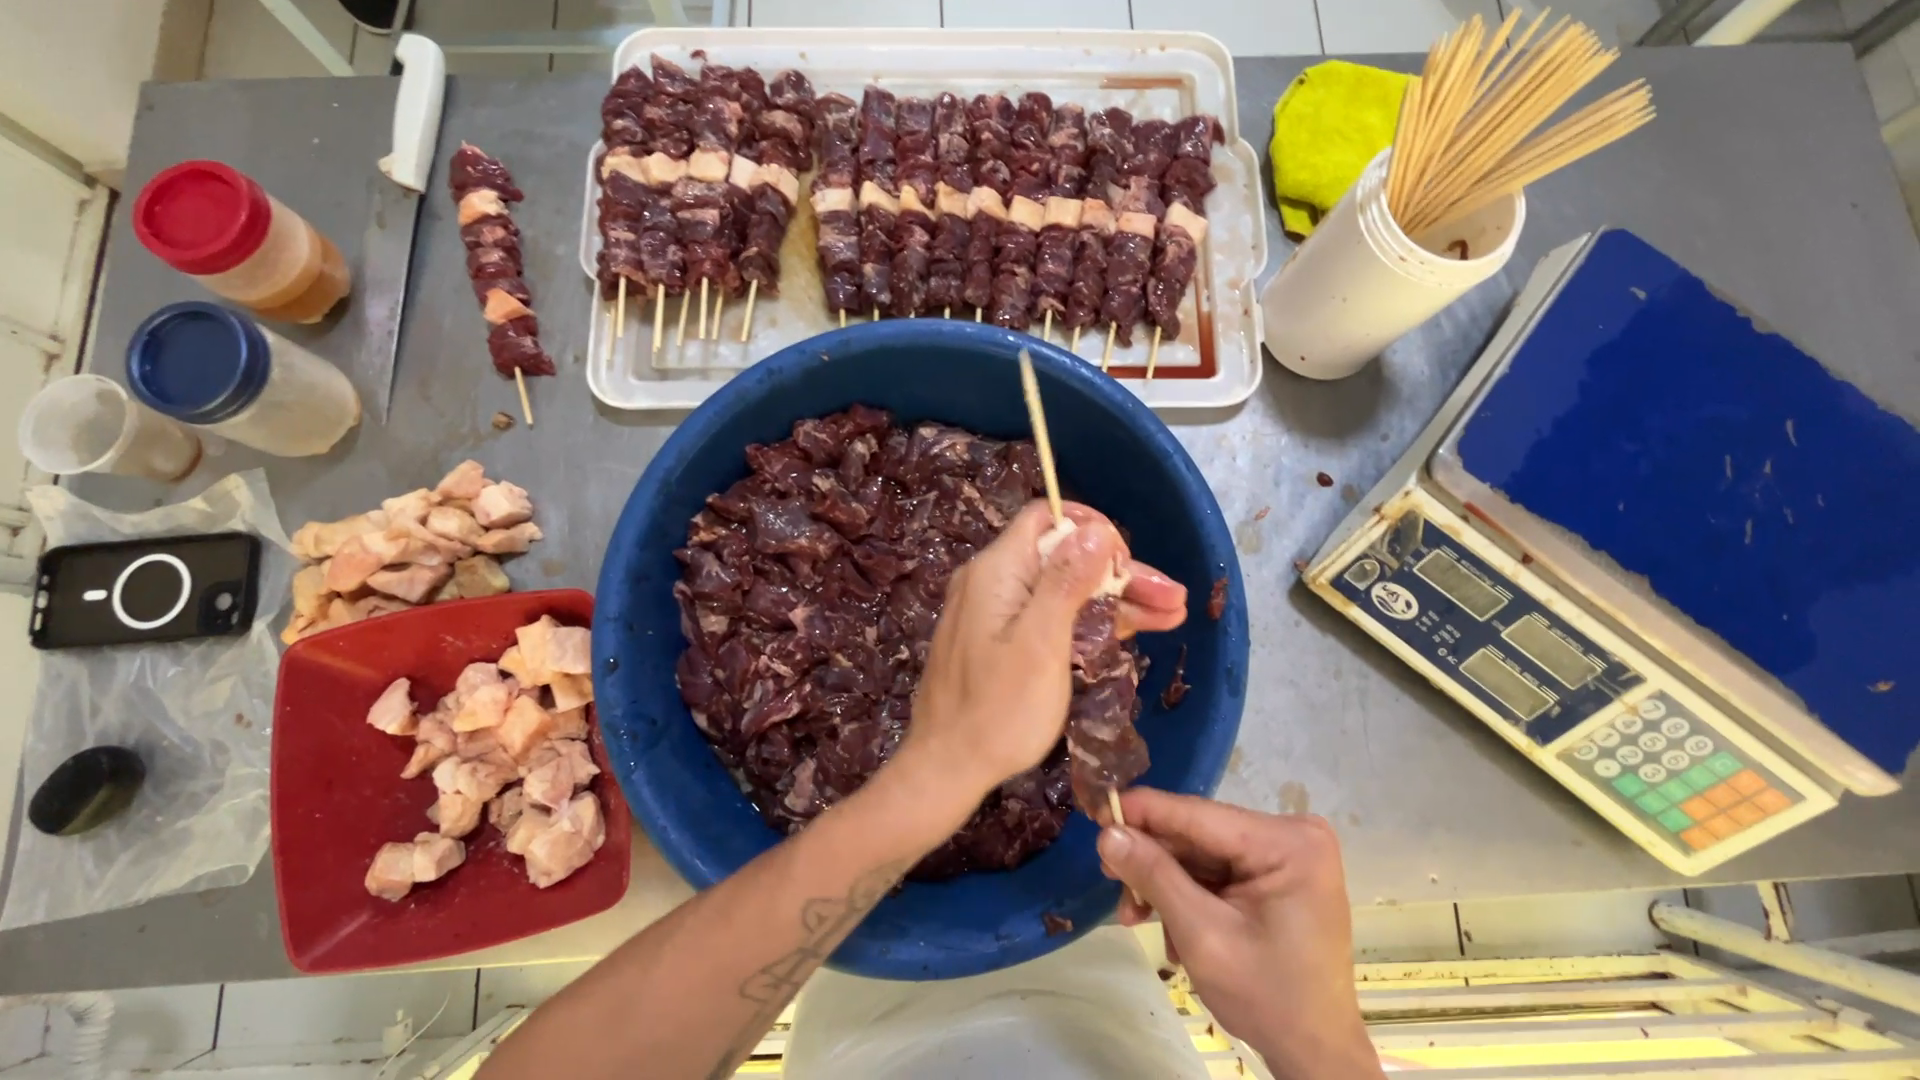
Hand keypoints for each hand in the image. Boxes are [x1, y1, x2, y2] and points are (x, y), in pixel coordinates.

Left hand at [902, 501, 1186, 803]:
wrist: (946, 769)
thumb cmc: (997, 711)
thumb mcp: (1040, 644)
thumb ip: (1065, 582)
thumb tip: (1095, 530)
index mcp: (997, 572)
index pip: (1046, 521)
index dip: (1091, 531)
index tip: (1128, 562)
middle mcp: (993, 583)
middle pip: (1064, 560)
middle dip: (1120, 575)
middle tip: (1174, 598)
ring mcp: (997, 614)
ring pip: (1063, 592)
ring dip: (1116, 601)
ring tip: (1173, 614)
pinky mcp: (1002, 642)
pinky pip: (1051, 618)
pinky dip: (1090, 623)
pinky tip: (1136, 630)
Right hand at [1097, 789, 1384, 1079]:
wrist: (1315, 1052)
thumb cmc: (1267, 998)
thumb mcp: (1202, 936)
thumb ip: (1154, 876)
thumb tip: (1106, 833)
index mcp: (1287, 842)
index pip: (1197, 814)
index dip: (1141, 811)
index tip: (1095, 812)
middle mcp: (1291, 834)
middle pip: (1197, 833)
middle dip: (1152, 860)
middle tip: (1109, 878)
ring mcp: (1286, 853)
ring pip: (1201, 852)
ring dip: (1164, 882)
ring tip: (1134, 915)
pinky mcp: (1277, 872)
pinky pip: (1217, 868)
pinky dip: (1187, 892)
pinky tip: (1171, 926)